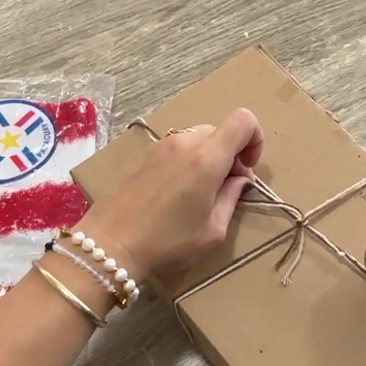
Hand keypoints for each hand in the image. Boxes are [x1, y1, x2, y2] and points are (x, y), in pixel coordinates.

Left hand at [76, 108, 264, 290]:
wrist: (110, 245)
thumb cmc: (167, 242)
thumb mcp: (213, 230)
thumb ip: (232, 197)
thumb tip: (239, 179)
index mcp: (207, 158)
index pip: (244, 120)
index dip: (255, 140)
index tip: (247, 170)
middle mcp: (185, 142)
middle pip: (221, 130)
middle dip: (232, 154)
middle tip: (225, 188)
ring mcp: (161, 145)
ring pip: (198, 138)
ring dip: (209, 158)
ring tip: (200, 193)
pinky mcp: (144, 155)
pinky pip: (177, 148)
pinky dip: (188, 161)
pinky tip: (177, 192)